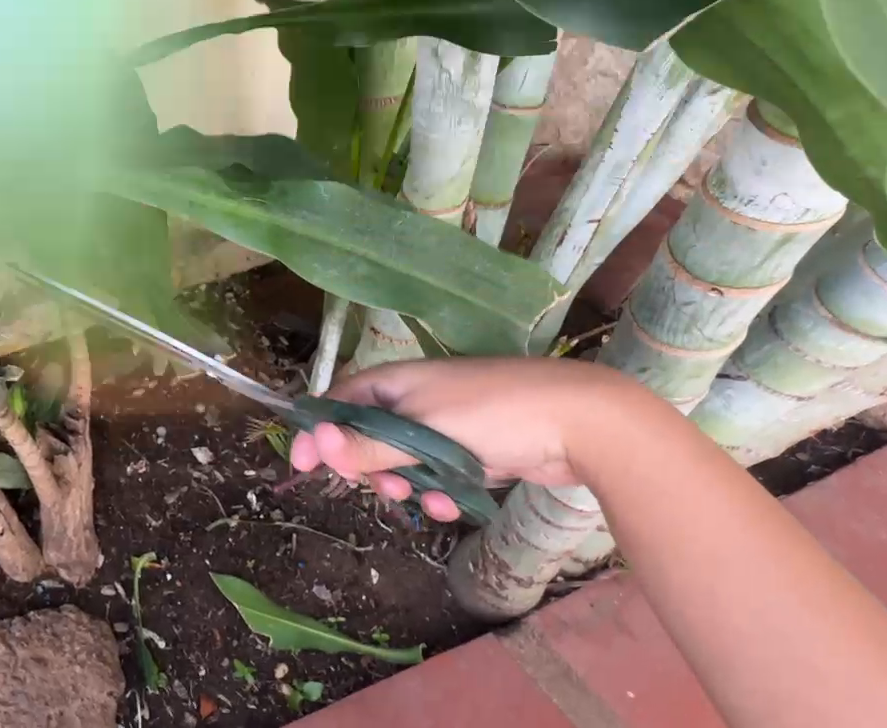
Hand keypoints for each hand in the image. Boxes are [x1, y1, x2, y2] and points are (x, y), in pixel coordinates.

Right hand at [288, 357, 653, 521]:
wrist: (582, 422)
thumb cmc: (492, 412)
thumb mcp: (422, 431)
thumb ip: (368, 445)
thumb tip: (315, 444)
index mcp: (391, 382)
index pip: (335, 403)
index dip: (317, 433)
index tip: (304, 466)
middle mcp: (410, 400)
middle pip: (365, 436)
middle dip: (367, 467)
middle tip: (381, 489)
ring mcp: (441, 425)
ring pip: (400, 460)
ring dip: (404, 483)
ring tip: (422, 500)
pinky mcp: (469, 450)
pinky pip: (435, 473)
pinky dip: (437, 490)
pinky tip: (451, 503)